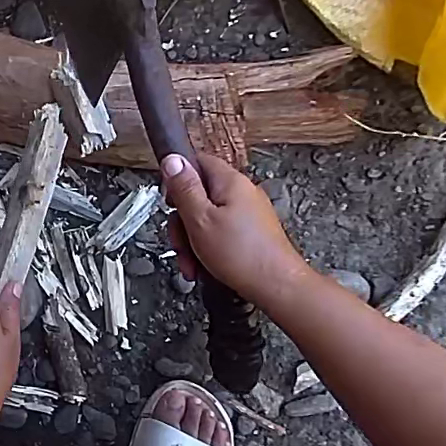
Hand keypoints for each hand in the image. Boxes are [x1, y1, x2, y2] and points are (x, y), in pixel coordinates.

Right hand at [161, 152, 308, 301]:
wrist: (275, 286)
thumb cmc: (242, 255)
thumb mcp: (199, 219)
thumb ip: (184, 188)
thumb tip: (172, 160)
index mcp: (230, 182)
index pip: (197, 163)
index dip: (177, 180)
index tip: (169, 201)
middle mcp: (241, 194)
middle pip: (197, 197)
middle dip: (182, 223)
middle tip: (182, 241)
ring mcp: (246, 214)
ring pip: (205, 219)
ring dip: (191, 241)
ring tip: (193, 261)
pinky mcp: (249, 233)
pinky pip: (218, 234)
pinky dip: (206, 249)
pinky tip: (204, 266)